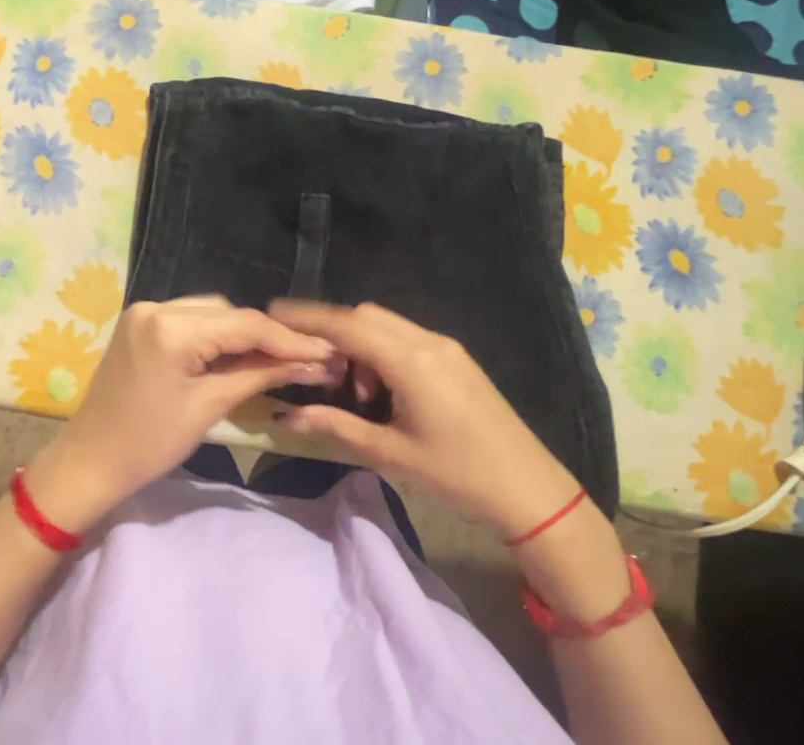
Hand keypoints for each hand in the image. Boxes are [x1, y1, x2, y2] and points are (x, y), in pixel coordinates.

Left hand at [22, 297, 333, 531]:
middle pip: (228, 312)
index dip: (289, 339)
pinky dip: (215, 336)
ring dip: (242, 333)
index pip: (244, 324)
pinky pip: (189, 321)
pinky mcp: (139, 324)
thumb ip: (261, 374)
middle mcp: (155, 307)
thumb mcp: (210, 406)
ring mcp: (143, 313)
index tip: (327, 351)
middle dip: (267, 335)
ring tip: (280, 358)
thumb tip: (312, 362)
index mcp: (170, 327)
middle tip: (308, 358)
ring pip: (210, 313)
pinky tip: (239, 354)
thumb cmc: (150, 442)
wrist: (91, 460)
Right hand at [267, 300, 584, 541]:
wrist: (531, 491)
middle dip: (331, 333)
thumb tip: (288, 417)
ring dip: (358, 346)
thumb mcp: (391, 454)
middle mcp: (428, 342)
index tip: (272, 312)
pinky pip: (406, 340)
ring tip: (350, 392)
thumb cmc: (458, 474)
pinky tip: (380, 393)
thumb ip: (337, 428)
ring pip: (386, 327)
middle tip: (308, 364)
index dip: (307, 317)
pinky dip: (381, 354)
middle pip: (365, 317)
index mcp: (410, 362)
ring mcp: (446, 349)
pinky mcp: (457, 361)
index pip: (347, 325)